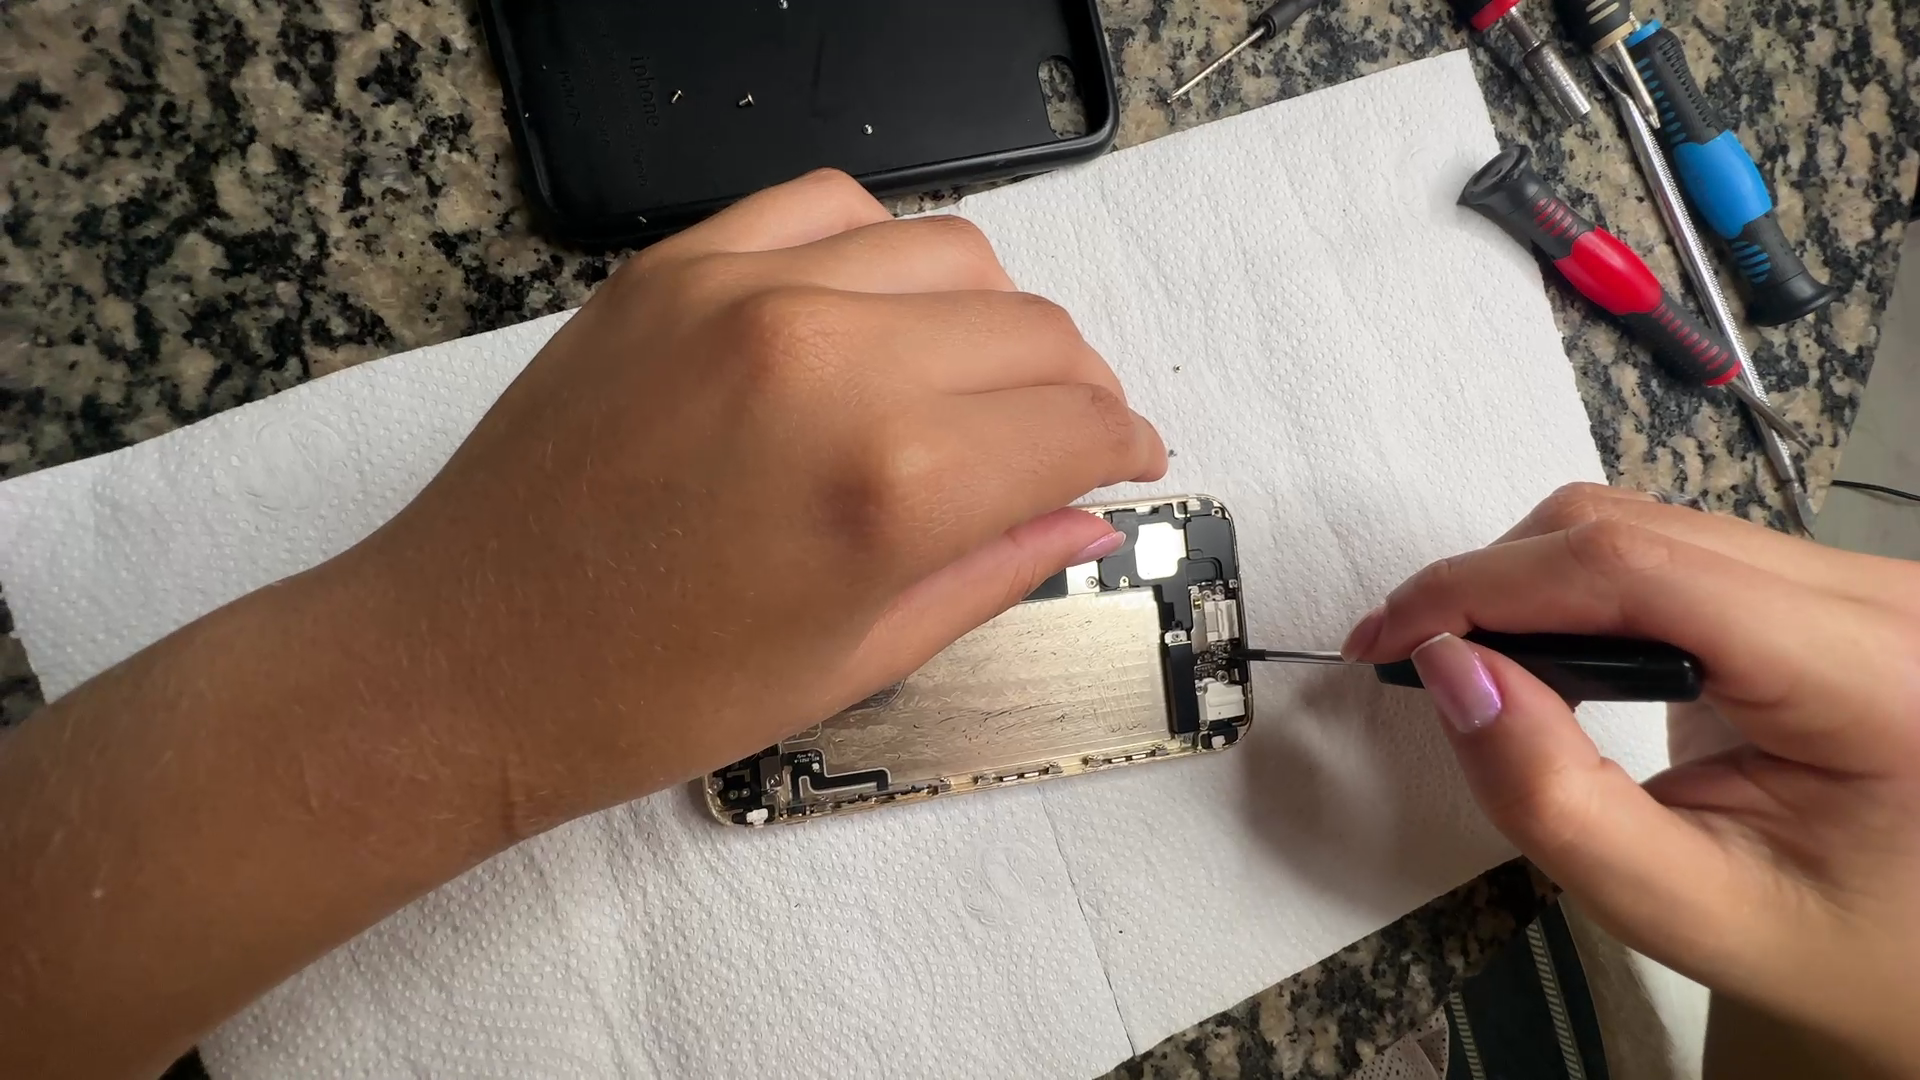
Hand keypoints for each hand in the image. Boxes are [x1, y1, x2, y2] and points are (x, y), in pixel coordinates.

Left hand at [0, 169, 1167, 1076]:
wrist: (464, 660)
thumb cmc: (668, 694)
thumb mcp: (863, 656)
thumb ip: (996, 569)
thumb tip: (1091, 519)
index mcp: (895, 488)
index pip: (1075, 426)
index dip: (1128, 444)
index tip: (1137, 460)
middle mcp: (837, 362)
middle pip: (1035, 331)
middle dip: (1082, 386)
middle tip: (1074, 433)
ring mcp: (749, 292)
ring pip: (954, 253)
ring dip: (1001, 320)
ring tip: (985, 380)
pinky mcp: (677, 264)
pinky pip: (834, 208)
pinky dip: (890, 257)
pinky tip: (883, 318)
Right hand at [1341, 484, 1919, 1073]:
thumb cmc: (1844, 951)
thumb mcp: (1678, 904)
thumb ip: (1544, 789)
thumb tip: (1443, 661)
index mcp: (1875, 674)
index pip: (1624, 568)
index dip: (1472, 586)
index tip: (1379, 642)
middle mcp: (1875, 594)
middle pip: (1613, 529)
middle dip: (1477, 584)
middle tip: (1407, 656)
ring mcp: (1850, 578)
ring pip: (1621, 521)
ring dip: (1511, 580)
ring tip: (1467, 657)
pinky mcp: (1811, 584)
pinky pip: (1647, 544)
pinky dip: (1554, 583)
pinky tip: (1538, 647)